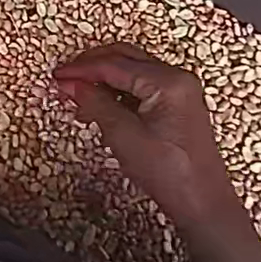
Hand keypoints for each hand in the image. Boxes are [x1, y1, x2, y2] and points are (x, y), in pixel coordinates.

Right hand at [53, 44, 243, 233]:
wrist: (202, 203)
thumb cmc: (170, 173)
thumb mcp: (124, 136)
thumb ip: (96, 104)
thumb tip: (74, 85)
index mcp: (168, 81)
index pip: (114, 64)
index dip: (81, 69)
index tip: (58, 75)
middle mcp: (177, 79)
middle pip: (125, 58)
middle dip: (91, 66)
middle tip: (65, 79)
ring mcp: (179, 92)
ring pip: (132, 71)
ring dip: (103, 79)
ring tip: (77, 94)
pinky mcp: (176, 106)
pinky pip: (141, 87)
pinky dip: (117, 91)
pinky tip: (99, 106)